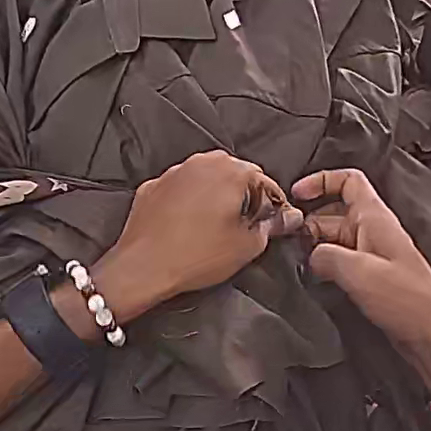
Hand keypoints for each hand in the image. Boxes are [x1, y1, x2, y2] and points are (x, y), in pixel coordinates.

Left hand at [88, 152, 303, 326]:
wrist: (144, 267)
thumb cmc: (196, 255)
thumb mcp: (246, 246)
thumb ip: (271, 226)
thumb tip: (287, 218)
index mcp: (231, 171)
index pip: (266, 183)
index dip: (273, 206)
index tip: (273, 224)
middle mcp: (202, 163)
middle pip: (236, 174)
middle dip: (244, 196)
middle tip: (245, 227)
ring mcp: (175, 173)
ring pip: (206, 178)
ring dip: (215, 196)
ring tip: (215, 227)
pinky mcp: (154, 186)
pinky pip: (181, 188)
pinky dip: (189, 201)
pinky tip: (188, 225)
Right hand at [293, 169, 430, 393]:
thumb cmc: (406, 300)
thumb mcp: (359, 272)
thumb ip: (325, 256)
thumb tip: (309, 256)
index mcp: (374, 219)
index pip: (349, 181)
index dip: (321, 181)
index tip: (296, 195)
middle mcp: (372, 231)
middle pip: (332, 213)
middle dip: (307, 222)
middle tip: (286, 239)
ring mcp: (370, 254)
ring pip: (332, 238)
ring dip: (311, 246)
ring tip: (293, 260)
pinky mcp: (368, 277)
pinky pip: (338, 261)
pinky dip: (321, 264)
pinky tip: (310, 277)